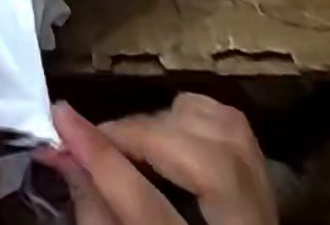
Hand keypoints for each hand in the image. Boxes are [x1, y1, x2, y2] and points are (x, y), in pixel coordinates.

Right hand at [40, 95, 276, 224]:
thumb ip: (91, 209)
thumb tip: (63, 149)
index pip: (149, 209)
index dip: (101, 157)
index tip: (60, 117)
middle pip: (207, 165)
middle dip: (141, 134)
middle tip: (99, 134)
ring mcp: (268, 215)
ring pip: (229, 135)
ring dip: (171, 120)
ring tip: (133, 137)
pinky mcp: (266, 192)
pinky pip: (235, 127)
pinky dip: (196, 114)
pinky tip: (168, 129)